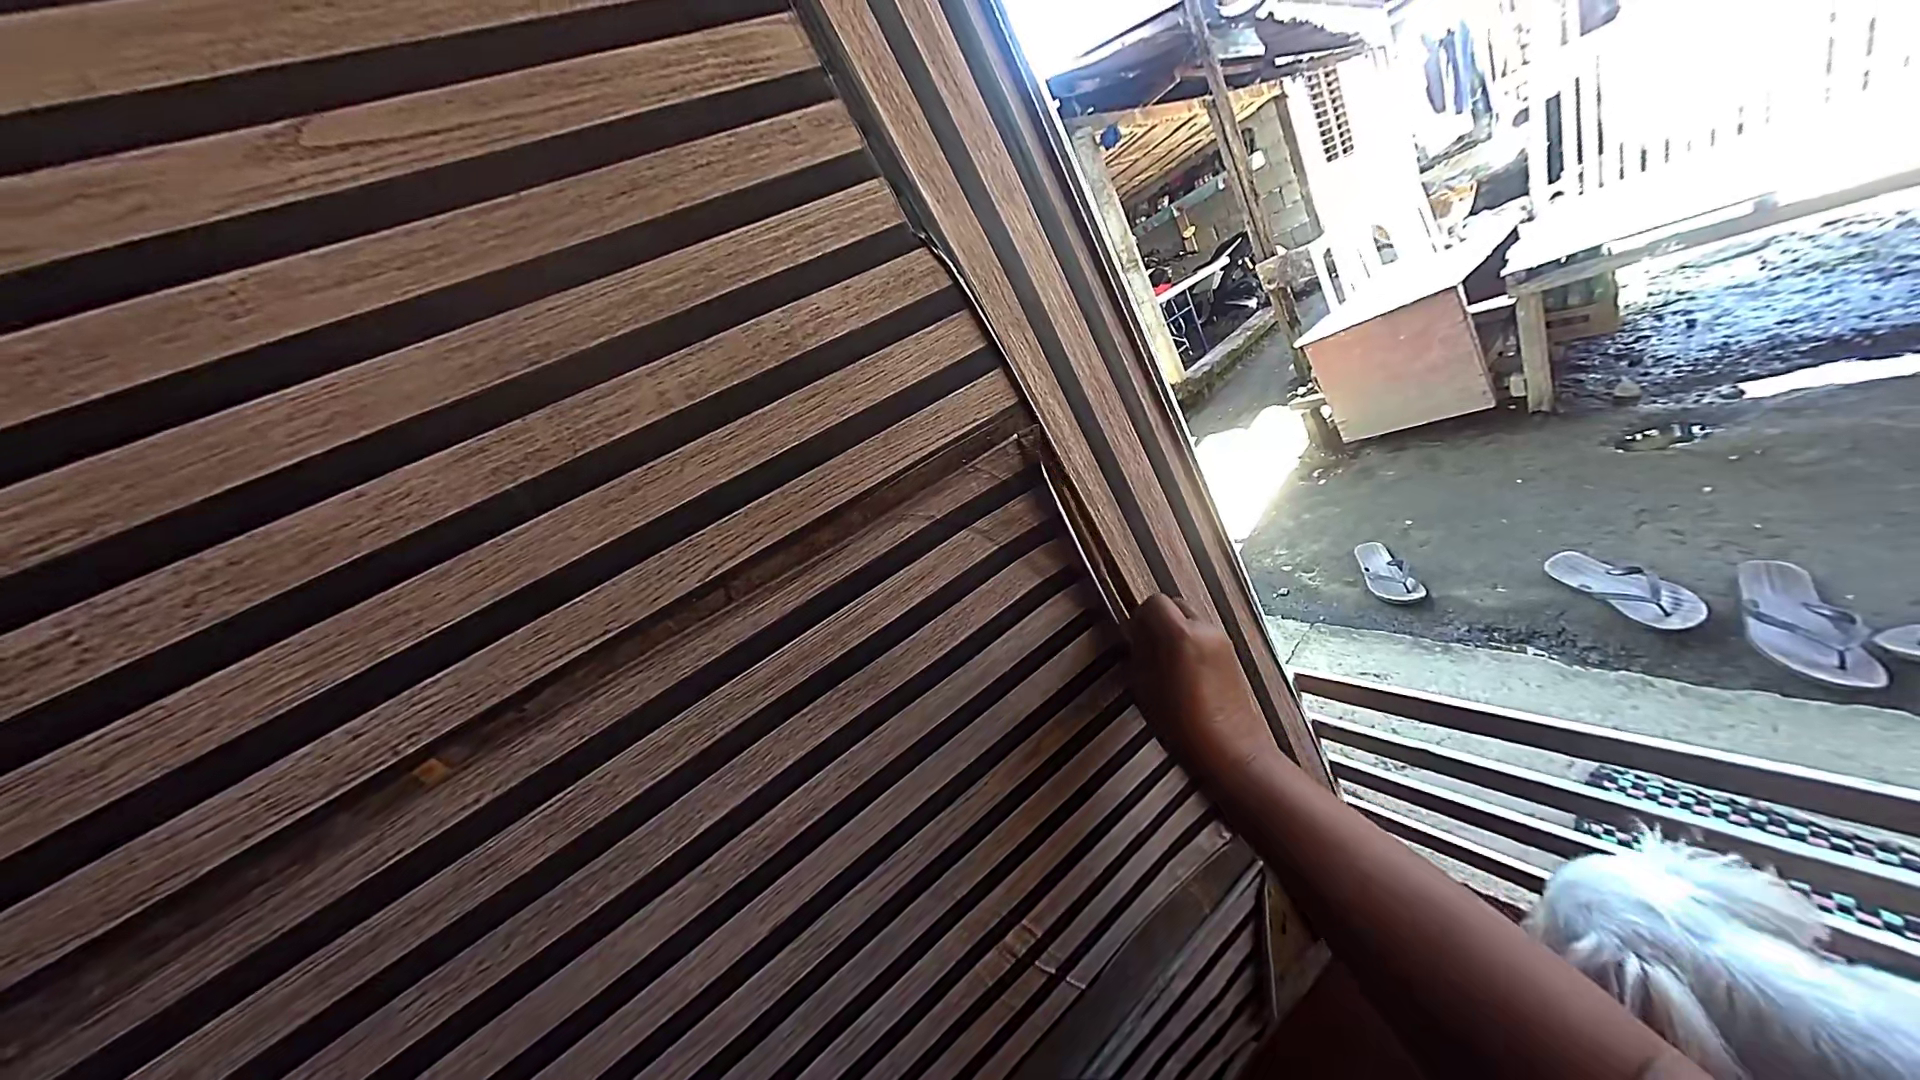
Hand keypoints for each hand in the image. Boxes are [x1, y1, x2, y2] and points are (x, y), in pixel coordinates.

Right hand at [1126, 594, 1285, 789]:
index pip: (1153, 601)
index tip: (1133, 636)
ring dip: (1175, 633)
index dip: (1139, 617)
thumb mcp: (1144, 685)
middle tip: (1146, 648)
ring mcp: (1222, 641)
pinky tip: (1184, 675)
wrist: (1230, 750)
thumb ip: (1139, 651)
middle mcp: (1204, 629)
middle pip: (1174, 605)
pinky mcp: (1232, 654)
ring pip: (1190, 620)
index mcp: (1180, 633)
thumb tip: (1137, 634)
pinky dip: (1191, 645)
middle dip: (1158, 621)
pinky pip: (1204, 636)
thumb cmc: (1183, 724)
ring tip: (1165, 666)